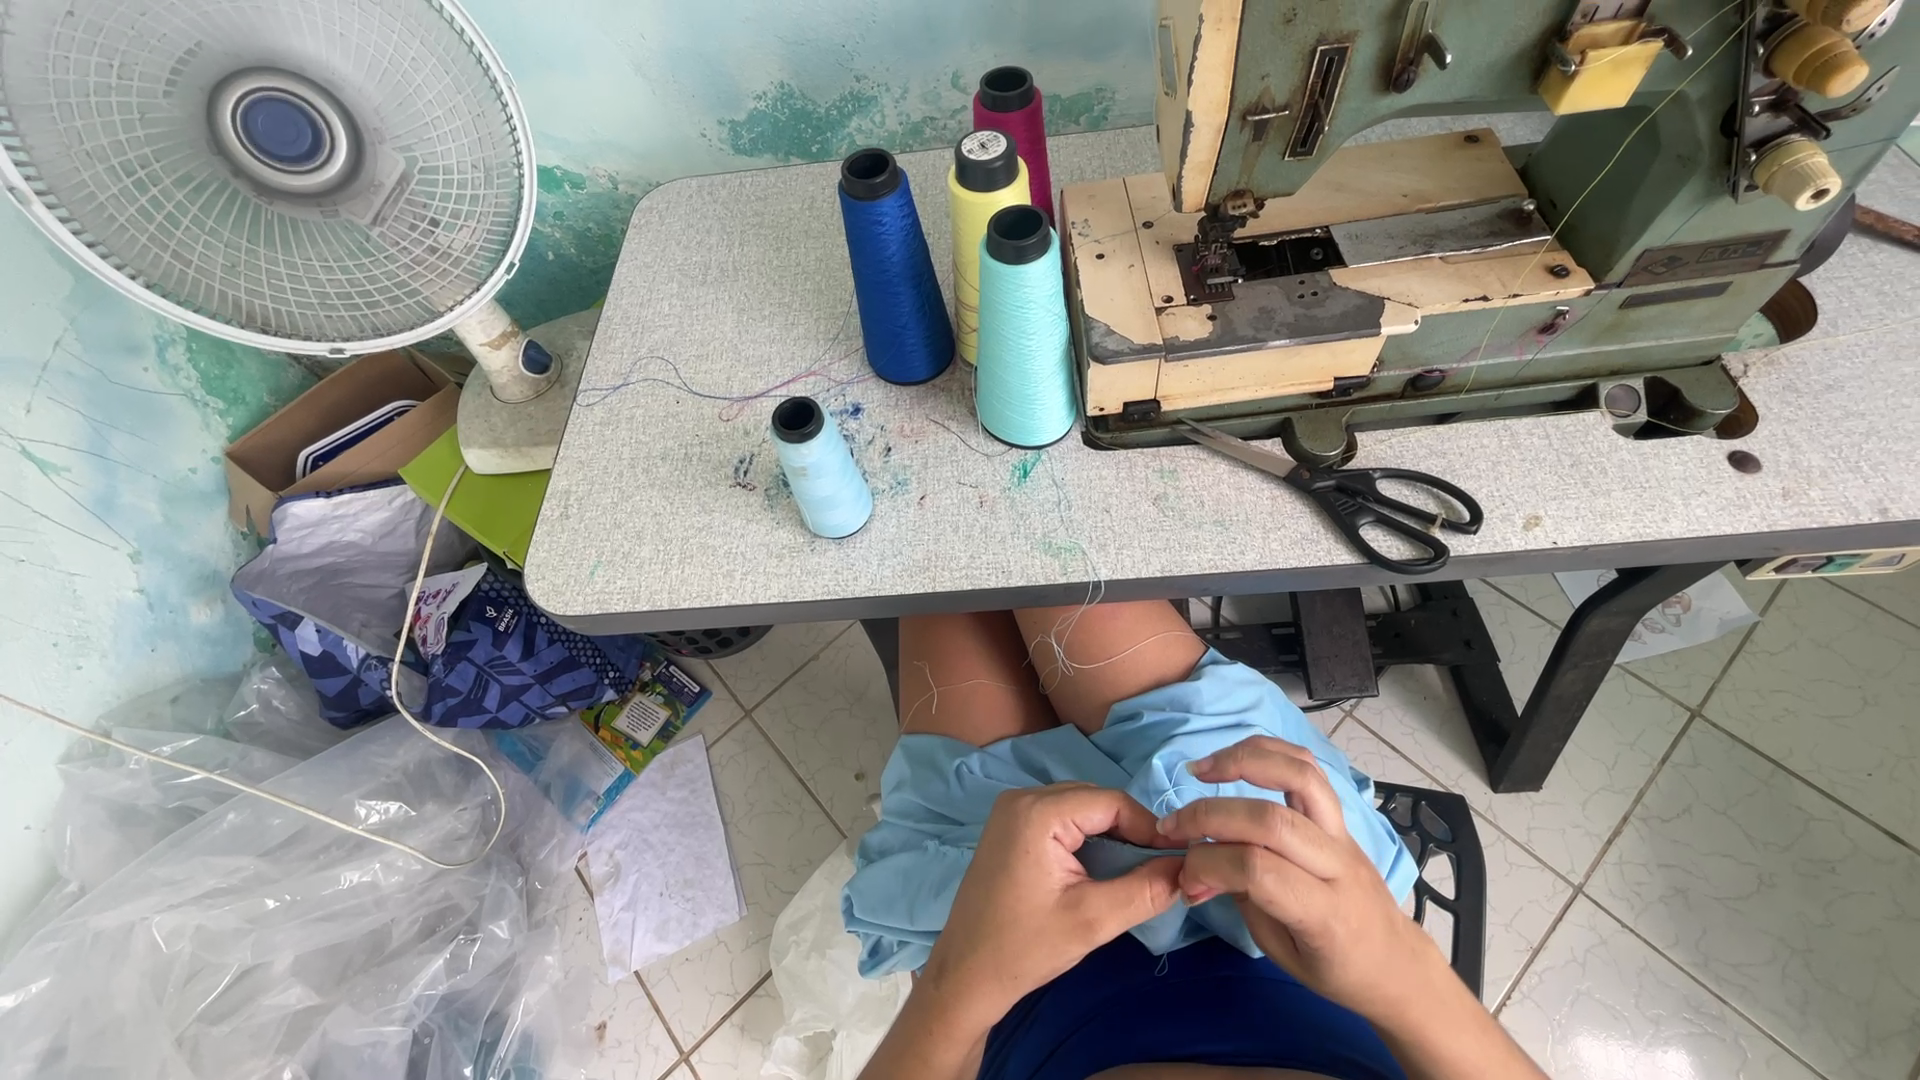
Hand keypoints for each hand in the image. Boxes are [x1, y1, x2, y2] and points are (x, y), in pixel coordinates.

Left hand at [921, 783, 1183, 1022]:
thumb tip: (1188, 867)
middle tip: (1160, 867)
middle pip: (1095, 800)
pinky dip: (1086, 837)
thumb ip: (1145, 889)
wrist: (966, 974)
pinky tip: (1102, 867)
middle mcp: (1022, 797)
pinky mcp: (1010, 827)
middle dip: (1131, 830)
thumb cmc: (1026, 947)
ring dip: (1110, 834)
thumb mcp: (1094, 920)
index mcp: (1038, 811)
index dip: (1149, 827)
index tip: (1177, 858)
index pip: (1111, 802)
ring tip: (1137, 870)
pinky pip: (1060, 818)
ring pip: (1080, 808)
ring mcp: (1012, 810)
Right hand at [1157, 736, 1445, 1021]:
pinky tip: (1233, 755)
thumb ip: (1237, 898)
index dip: (1208, 863)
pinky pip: (1308, 766)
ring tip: (1200, 770)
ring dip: (1242, 762)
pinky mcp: (1339, 814)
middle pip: (1270, 820)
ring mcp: (1342, 832)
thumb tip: (1189, 870)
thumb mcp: (1279, 950)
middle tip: (1173, 825)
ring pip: (1299, 775)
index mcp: (1325, 913)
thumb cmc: (1334, 967)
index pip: (1257, 870)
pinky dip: (1267, 750)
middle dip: (1210, 816)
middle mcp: (1338, 864)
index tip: (1184, 874)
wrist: (1395, 962)